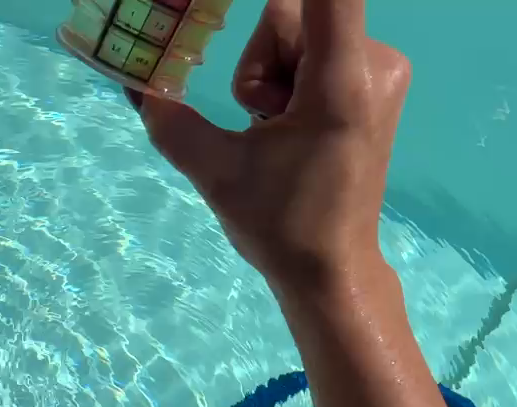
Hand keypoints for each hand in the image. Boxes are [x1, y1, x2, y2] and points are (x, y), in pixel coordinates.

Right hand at [135, 0, 408, 287]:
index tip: (237, 2)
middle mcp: (373, 61)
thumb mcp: (217, 176)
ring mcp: (379, 72)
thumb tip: (137, 88)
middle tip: (258, 123)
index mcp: (339, 80)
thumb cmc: (279, 227)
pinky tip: (293, 132)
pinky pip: (318, 56)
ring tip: (275, 136)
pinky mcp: (374, 87)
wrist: (329, 270)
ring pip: (302, 36)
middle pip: (292, 17)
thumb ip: (175, 127)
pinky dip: (292, 86)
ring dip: (273, 79)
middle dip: (260, 65)